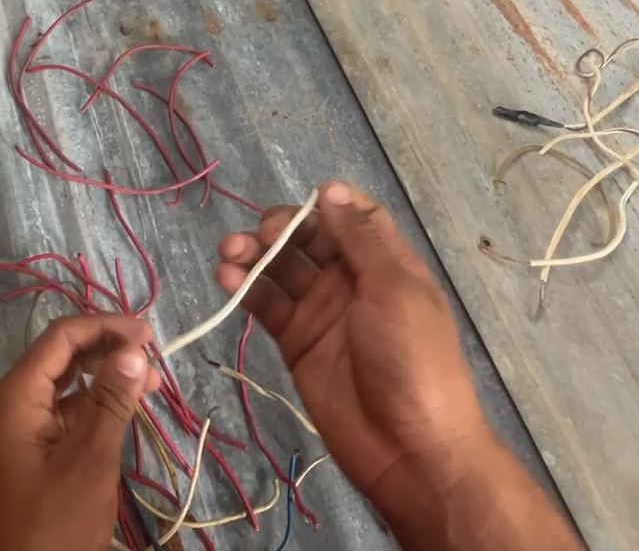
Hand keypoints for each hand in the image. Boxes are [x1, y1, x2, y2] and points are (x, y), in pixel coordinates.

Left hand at [0, 314, 161, 550]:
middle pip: (64, 355)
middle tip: (153, 355)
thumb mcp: (87, 461)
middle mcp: (16, 401)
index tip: (149, 333)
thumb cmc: (50, 526)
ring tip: (149, 383)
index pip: (63, 336)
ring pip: (68, 384)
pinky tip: (123, 410)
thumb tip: (133, 348)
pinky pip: (67, 413)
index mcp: (18, 392)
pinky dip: (96, 406)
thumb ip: (110, 402)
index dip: (105, 326)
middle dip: (108, 348)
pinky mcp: (33, 454)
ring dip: (106, 377)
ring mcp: (23, 428)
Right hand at [218, 182, 579, 550]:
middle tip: (264, 235)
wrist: (409, 449)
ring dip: (252, 252)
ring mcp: (319, 310)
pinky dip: (242, 286)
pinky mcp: (294, 339)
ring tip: (229, 252)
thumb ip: (359, 239)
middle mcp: (349, 280)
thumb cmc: (413, 358)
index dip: (329, 202)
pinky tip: (226, 277)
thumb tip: (330, 189)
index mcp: (383, 263)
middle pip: (307, 236)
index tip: (306, 201)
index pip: (354, 217)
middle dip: (280, 226)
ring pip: (279, 266)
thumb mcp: (395, 289)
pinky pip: (264, 302)